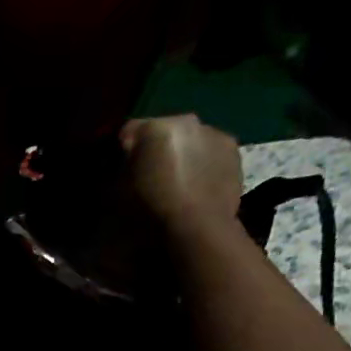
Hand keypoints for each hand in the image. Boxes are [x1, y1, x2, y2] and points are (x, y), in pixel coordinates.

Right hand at [120, 115, 242, 234]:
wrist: (198, 229)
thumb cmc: (151, 212)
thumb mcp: (117, 193)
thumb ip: (119, 169)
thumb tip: (124, 162)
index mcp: (154, 128)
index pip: (128, 131)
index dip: (122, 151)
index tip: (120, 169)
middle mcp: (186, 121)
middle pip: (162, 131)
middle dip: (155, 149)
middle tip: (150, 176)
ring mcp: (213, 133)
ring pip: (189, 139)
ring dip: (181, 153)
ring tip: (176, 183)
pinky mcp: (232, 150)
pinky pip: (209, 150)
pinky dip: (202, 162)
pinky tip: (197, 185)